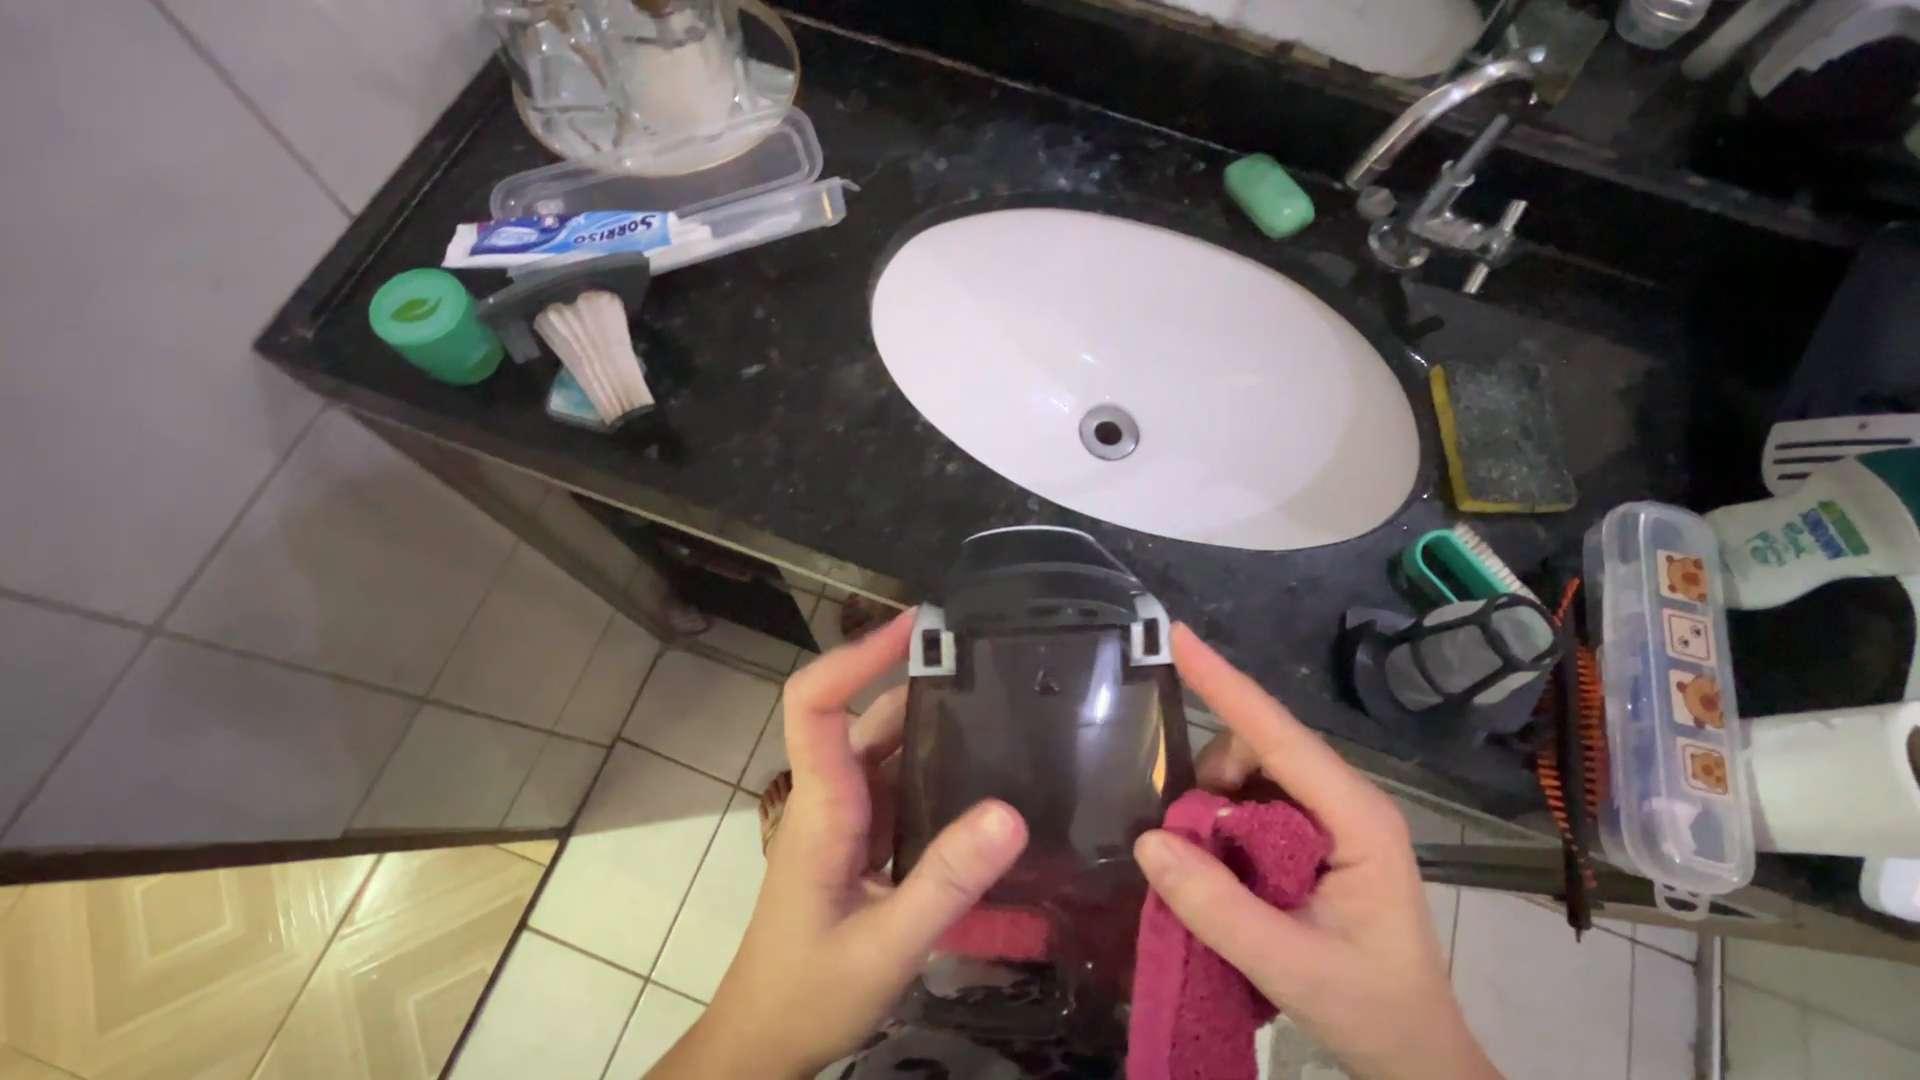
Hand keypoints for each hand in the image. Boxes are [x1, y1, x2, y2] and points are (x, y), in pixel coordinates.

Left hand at [651, 609, 1029, 1079]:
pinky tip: (986, 773)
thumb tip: (1010, 811)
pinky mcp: (862, 841)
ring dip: (933, 721)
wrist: (765, 1042)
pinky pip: (901, 785)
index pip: (816, 704)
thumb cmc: (809, 993)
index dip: (858, 656)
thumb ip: (946, 884)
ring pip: (886, 749)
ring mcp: (846, 818)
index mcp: (823, 806)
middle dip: (915, 678)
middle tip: (991, 659)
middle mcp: (831, 797)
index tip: (915, 628)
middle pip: (864, 715)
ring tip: (1003, 702)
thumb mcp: (885, 946)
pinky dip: (939, 766)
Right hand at [1133, 625, 1500, 1079]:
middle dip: (1213, 774)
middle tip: (1191, 841)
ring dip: (1214, 799)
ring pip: (1250, 767)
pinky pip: (1251, 798)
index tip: (1178, 637)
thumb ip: (1218, 908)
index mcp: (1356, 818)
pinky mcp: (1311, 835)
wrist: (1413, 1052)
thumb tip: (1149, 841)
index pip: (1280, 735)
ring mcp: (1329, 816)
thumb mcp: (1291, 968)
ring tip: (1209, 864)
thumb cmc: (1370, 1009)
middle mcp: (1345, 801)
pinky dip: (1222, 817)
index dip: (1225, 682)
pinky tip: (1219, 861)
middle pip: (1260, 744)